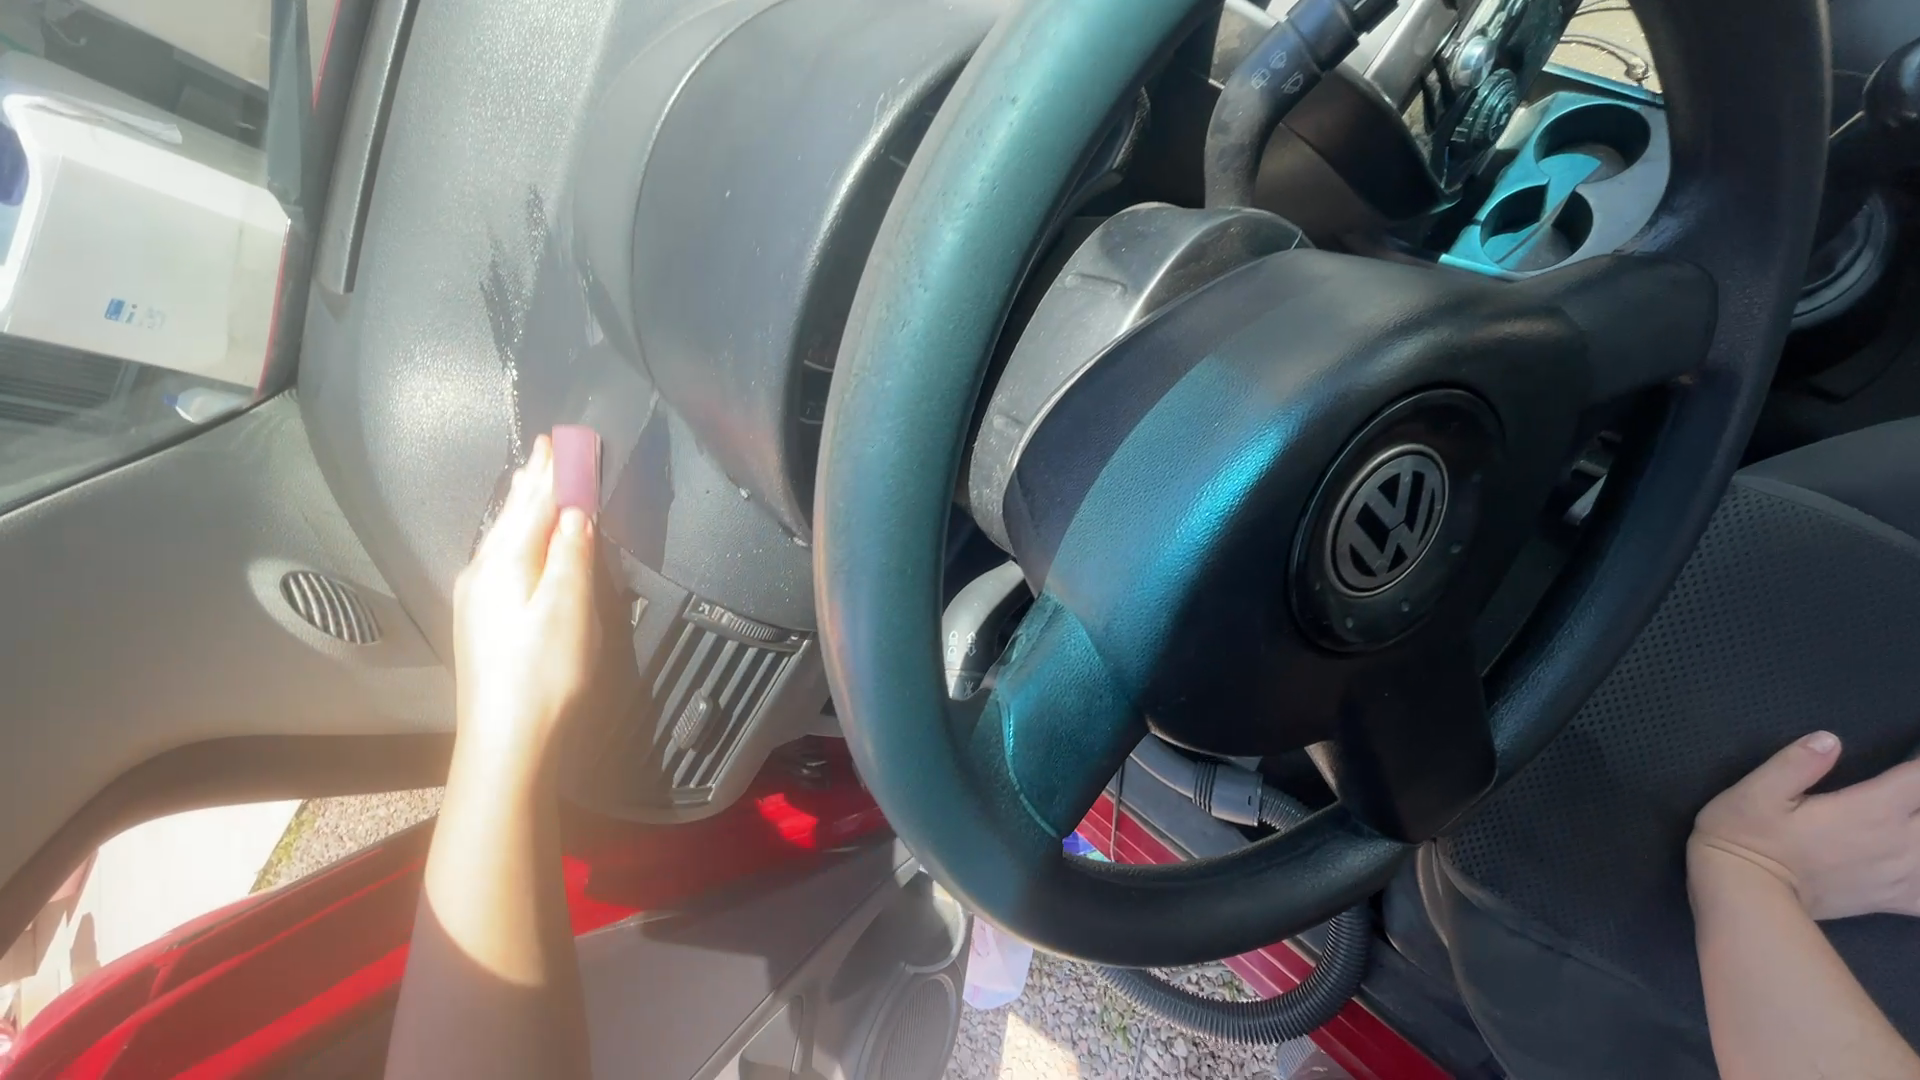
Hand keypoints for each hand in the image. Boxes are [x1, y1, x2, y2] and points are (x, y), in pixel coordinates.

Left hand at [451, 435, 605, 775]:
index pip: (533, 504)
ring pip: (505, 537)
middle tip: (548, 451)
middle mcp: (482, 573)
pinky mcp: (482, 620)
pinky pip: (502, 558)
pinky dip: (519, 536)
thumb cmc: (545, 675)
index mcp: (505, 565)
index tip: (561, 440)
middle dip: (533, 484)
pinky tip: (522, 540)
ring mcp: (477, 598)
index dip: (552, 472)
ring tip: (536, 484)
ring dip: (524, 508)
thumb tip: (577, 512)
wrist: (507, 742)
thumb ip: (573, 557)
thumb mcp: (570, 612)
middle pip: (513, 517)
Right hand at [1690, 732, 1919, 920]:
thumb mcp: (1755, 791)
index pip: (1917, 779)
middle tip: (1910, 795)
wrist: (1745, 890)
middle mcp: (1901, 841)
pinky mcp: (1898, 899)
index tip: (1913, 762)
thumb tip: (1830, 739)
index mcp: (1869, 810)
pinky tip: (1916, 868)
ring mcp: (1904, 874)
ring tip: (1910, 823)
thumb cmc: (1743, 833)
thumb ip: (1795, 764)